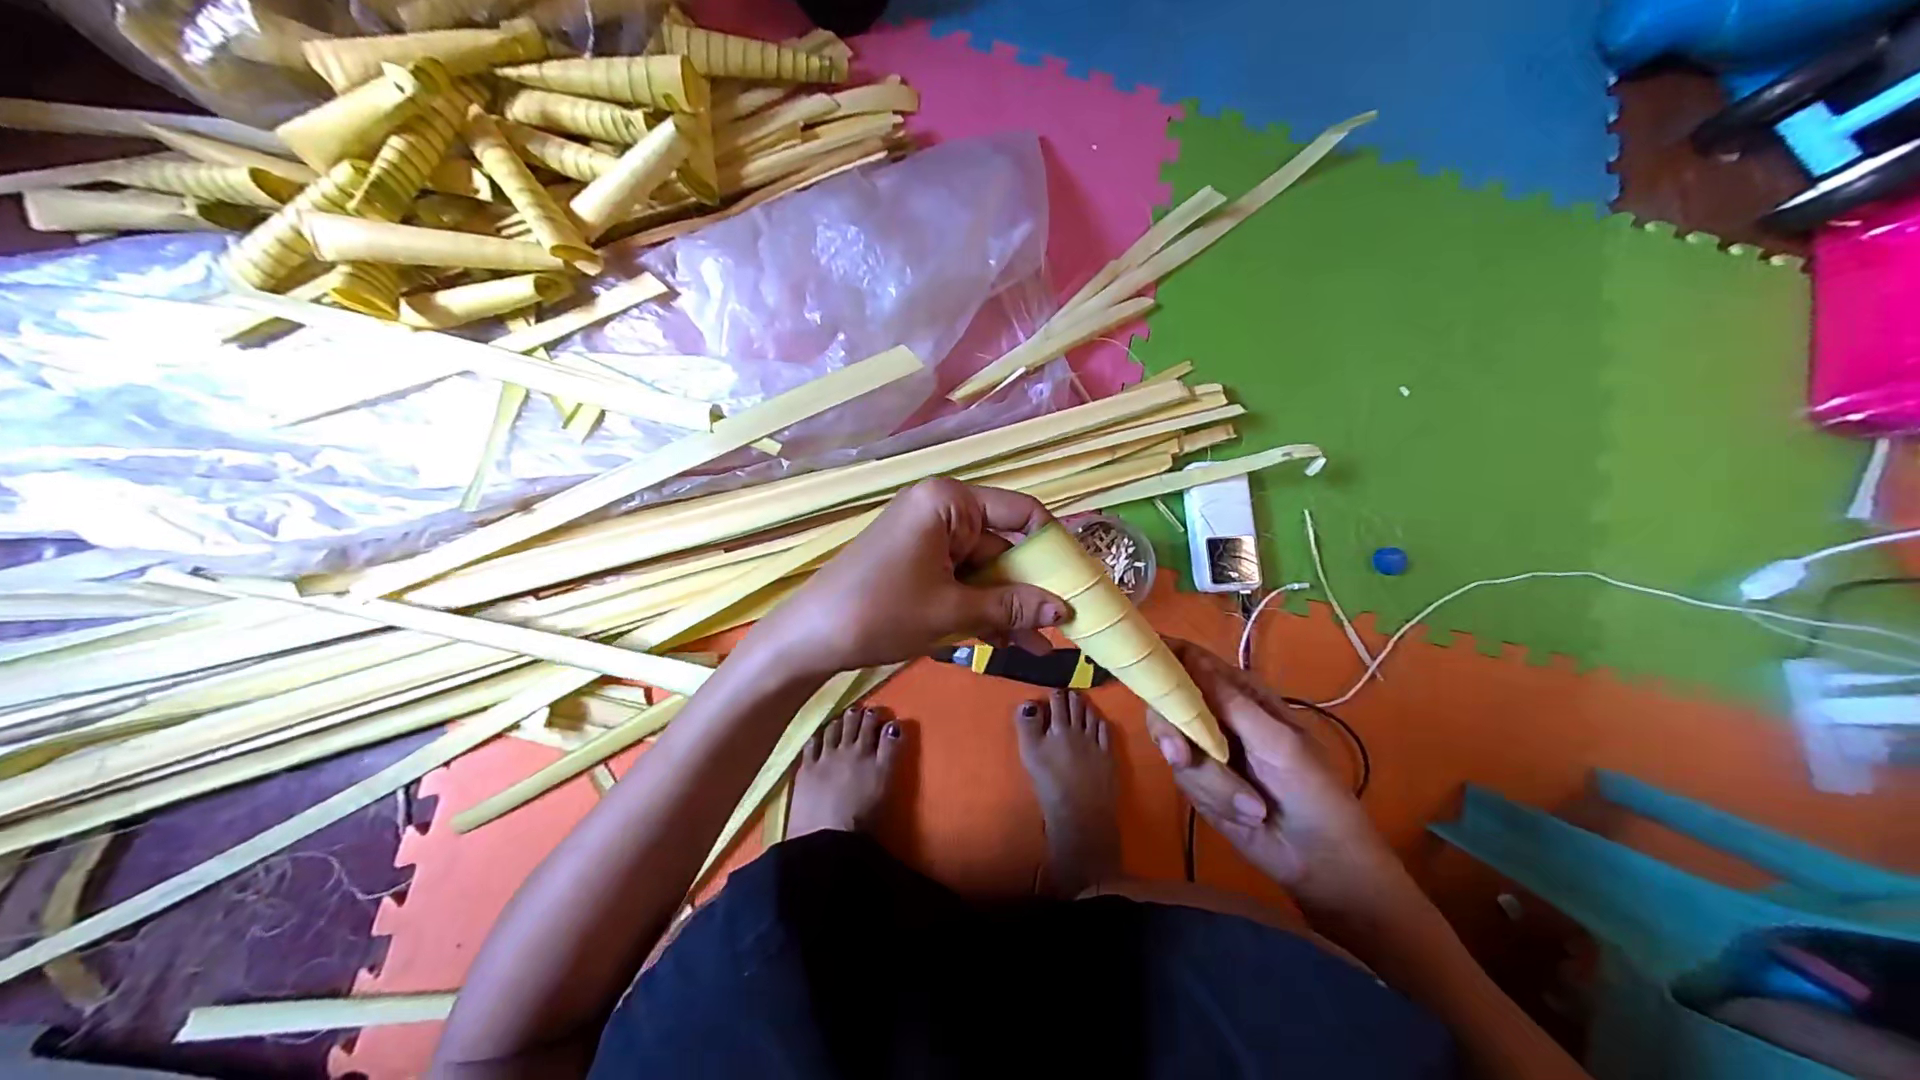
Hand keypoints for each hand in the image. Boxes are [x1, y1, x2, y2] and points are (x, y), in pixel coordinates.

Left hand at [748, 478, 1068, 674]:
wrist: (809, 639)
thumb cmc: (881, 612)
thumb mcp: (952, 611)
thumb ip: (1011, 607)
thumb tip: (1065, 610)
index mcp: (949, 502)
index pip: (1022, 512)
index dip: (1054, 547)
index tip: (1080, 581)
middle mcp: (941, 510)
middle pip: (1004, 544)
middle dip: (1032, 587)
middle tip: (1066, 623)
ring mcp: (928, 538)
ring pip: (985, 570)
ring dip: (1009, 607)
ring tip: (1040, 648)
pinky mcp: (918, 564)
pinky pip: (962, 581)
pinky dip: (982, 609)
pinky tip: (1009, 643)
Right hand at [1147, 640, 1418, 917]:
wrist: (1322, 860)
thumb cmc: (1314, 791)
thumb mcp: (1278, 742)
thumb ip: (1230, 702)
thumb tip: (1189, 658)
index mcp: (1239, 692)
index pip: (1189, 660)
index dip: (1161, 655)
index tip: (1141, 666)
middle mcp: (1214, 714)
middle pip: (1165, 703)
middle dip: (1172, 732)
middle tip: (1182, 756)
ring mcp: (1204, 749)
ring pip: (1172, 746)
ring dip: (1211, 781)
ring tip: (1252, 806)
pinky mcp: (1198, 782)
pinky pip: (1183, 780)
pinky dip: (1213, 799)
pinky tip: (1245, 813)